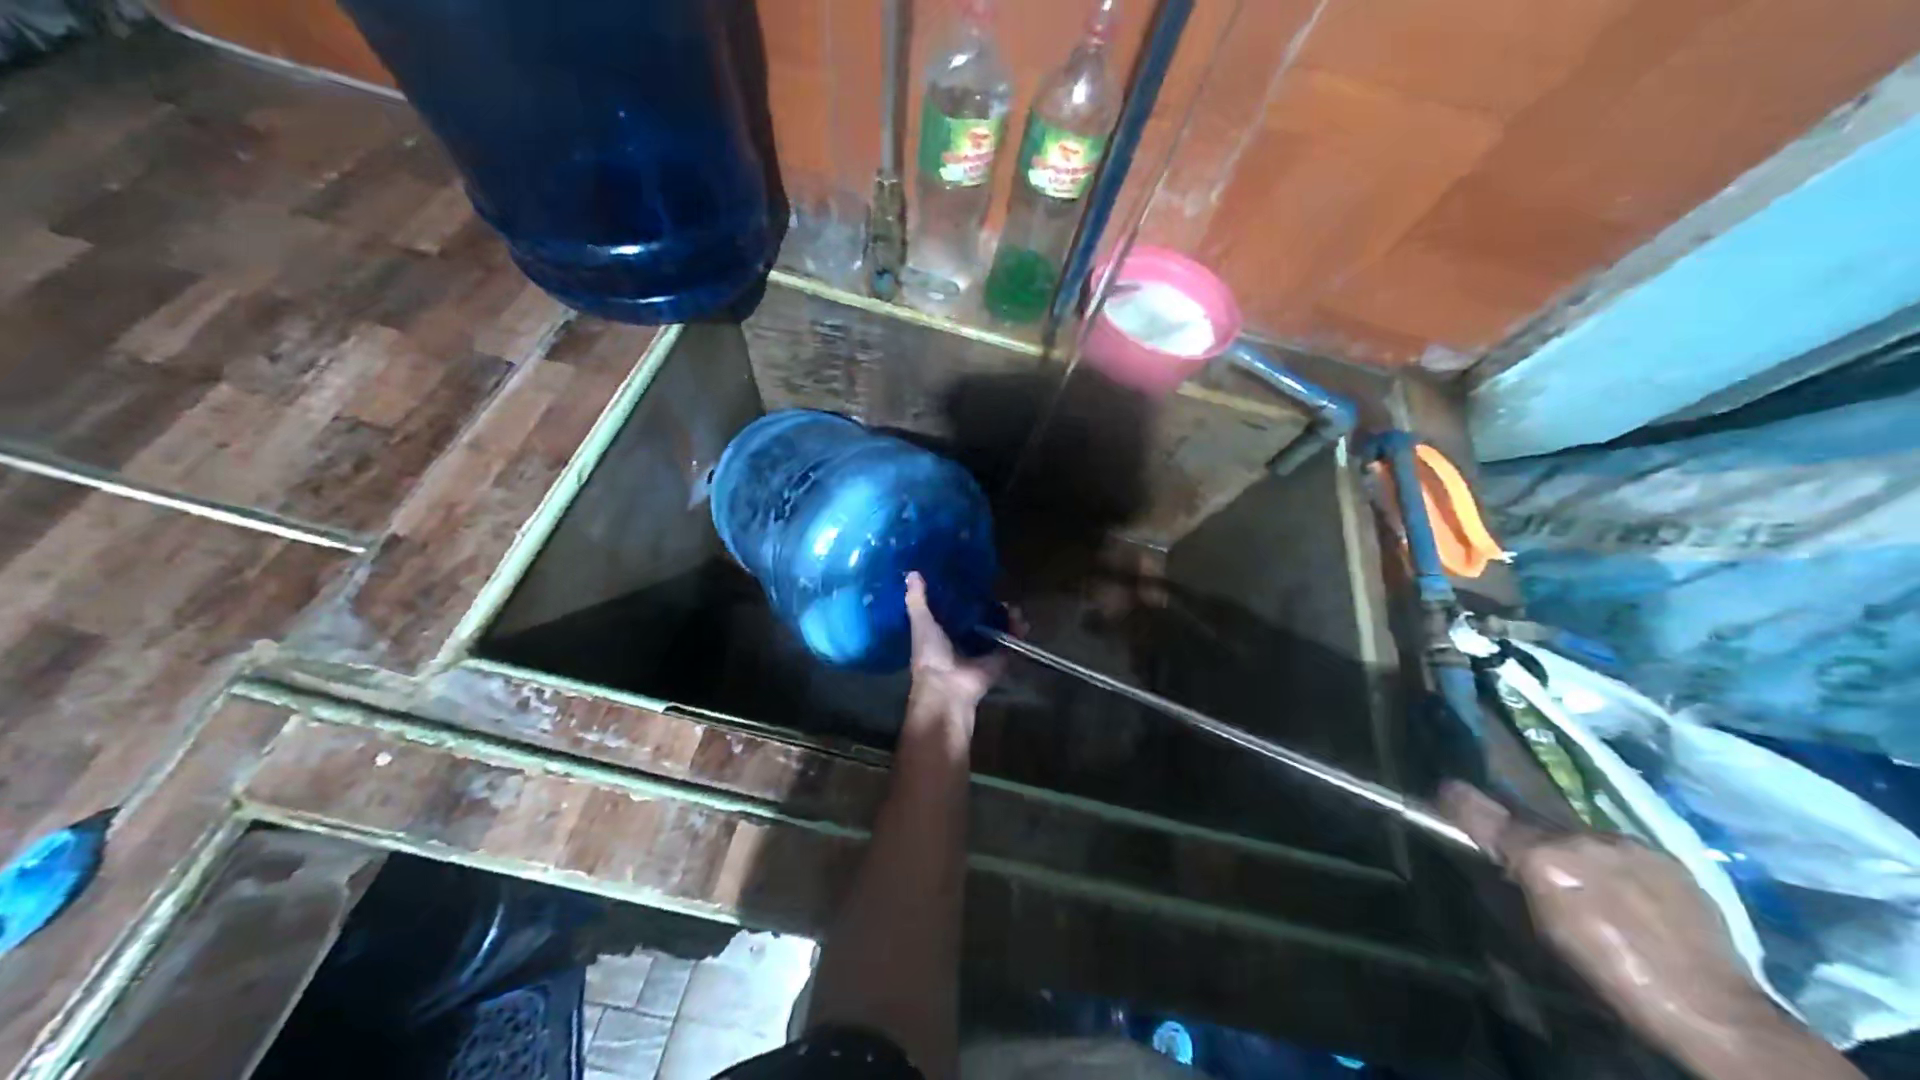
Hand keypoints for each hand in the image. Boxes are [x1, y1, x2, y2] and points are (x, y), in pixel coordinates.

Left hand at [902, 572, 1005, 728]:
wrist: (947, 687)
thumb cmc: (929, 654)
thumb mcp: (921, 622)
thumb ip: (917, 599)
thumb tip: (912, 573)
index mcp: (942, 633)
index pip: (956, 612)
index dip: (964, 598)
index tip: (972, 580)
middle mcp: (964, 641)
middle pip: (981, 619)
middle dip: (990, 607)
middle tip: (996, 592)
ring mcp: (984, 651)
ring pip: (999, 629)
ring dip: (1006, 616)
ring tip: (1010, 603)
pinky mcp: (1000, 658)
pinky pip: (1011, 641)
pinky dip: (1017, 629)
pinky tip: (1019, 616)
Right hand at [1443, 783, 1760, 1034]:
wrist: (1711, 1010)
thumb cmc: (1604, 981)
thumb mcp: (1534, 936)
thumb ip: (1503, 886)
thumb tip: (1484, 857)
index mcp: (1541, 858)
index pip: (1480, 810)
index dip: (1456, 801)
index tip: (1443, 795)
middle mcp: (1578, 837)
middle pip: (1528, 819)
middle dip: (1518, 835)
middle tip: (1516, 859)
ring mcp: (1625, 842)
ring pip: (1573, 833)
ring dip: (1565, 850)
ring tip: (1578, 884)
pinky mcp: (1663, 854)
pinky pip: (1615, 847)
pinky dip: (1605, 862)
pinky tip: (1621, 894)